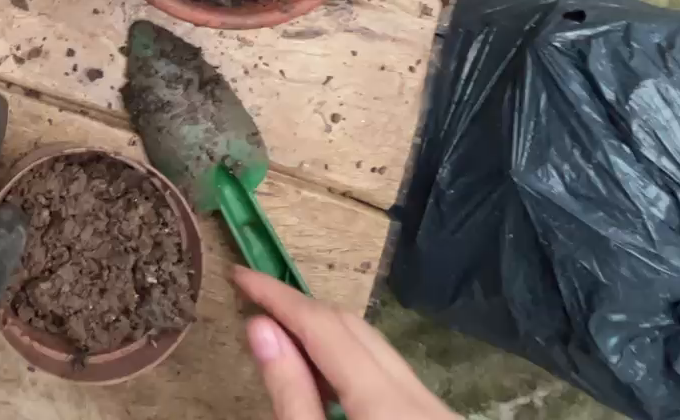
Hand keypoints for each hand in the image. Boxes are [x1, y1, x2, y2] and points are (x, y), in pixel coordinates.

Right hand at [235, 267, 457, 419]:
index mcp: (390, 408)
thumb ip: (290, 393)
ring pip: (375, 352)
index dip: (276, 295)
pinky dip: (351, 369)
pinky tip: (325, 386)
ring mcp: (441, 415)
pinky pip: (392, 380)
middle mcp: (424, 402)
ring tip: (281, 344)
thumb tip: (261, 326)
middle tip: (253, 304)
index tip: (238, 274)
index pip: (323, 326)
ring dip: (325, 339)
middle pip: (353, 329)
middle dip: (301, 311)